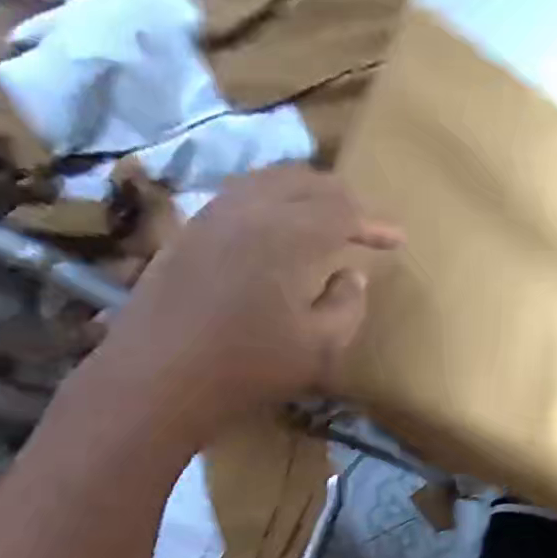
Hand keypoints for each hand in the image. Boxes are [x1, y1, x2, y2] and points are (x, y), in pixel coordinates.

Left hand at [87, 165, 401, 420]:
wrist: (160, 376)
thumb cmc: (249, 367)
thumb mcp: (319, 349)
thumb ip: (347, 307)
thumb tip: (352, 276)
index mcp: (290, 233)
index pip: (343, 210)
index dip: (373, 223)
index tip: (396, 238)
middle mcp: (252, 207)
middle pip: (306, 182)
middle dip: (341, 199)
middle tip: (363, 223)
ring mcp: (214, 213)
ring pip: (270, 181)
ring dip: (304, 194)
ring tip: (323, 217)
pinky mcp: (189, 230)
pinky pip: (241, 196)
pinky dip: (271, 201)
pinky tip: (275, 227)